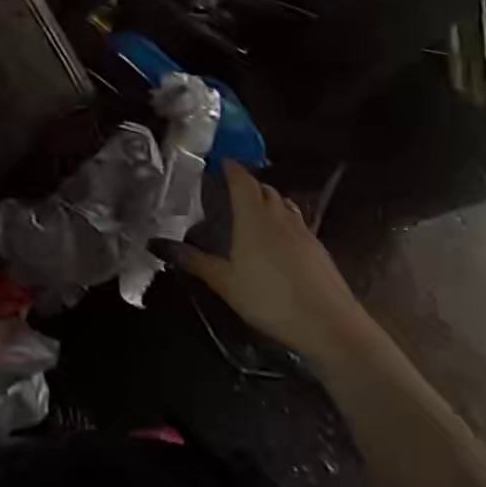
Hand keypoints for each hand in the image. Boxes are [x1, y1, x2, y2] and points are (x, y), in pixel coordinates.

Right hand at [160, 163, 374, 364]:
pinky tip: (277, 240)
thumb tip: (155, 244)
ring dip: (268, 200)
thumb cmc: (269, 299)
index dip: (231, 169)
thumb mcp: (223, 281)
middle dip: (248, 184)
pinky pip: (297, 223)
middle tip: (230, 189)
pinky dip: (283, 220)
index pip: (242, 182)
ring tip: (253, 209)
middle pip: (265, 190)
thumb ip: (192, 260)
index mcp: (253, 218)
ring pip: (284, 205)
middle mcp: (279, 218)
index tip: (220, 161)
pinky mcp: (318, 249)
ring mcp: (303, 232)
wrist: (330, 325)